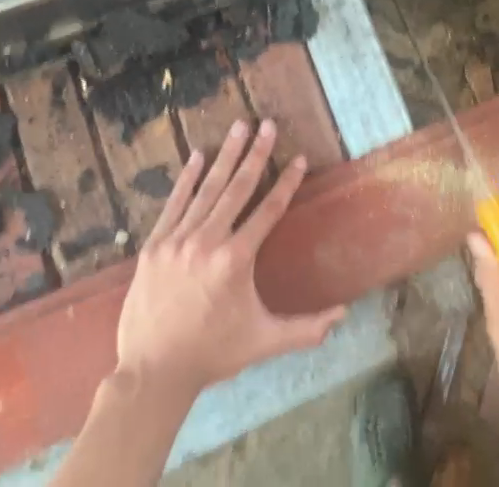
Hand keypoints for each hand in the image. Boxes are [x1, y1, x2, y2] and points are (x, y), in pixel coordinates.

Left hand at [115, 119, 345, 392]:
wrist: (153, 373)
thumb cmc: (213, 354)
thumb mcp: (265, 341)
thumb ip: (306, 329)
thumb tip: (344, 314)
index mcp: (235, 260)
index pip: (268, 210)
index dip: (286, 182)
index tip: (299, 158)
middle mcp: (206, 242)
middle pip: (237, 189)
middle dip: (255, 154)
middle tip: (268, 124)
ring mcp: (176, 242)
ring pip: (206, 190)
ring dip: (224, 156)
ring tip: (239, 127)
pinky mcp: (153, 247)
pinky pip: (174, 205)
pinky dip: (186, 179)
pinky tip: (197, 156)